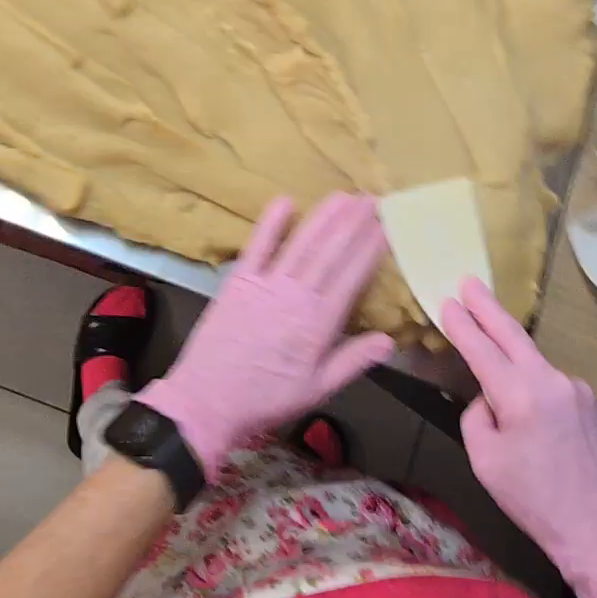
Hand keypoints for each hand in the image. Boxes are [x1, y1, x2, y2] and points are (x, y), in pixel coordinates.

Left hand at [137, 194, 394, 478]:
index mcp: (318, 323)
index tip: (387, 224)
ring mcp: (266, 284)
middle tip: (371, 198)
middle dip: (353, 223)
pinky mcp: (238, 281)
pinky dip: (271, 223)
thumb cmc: (266, 399)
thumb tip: (390, 340)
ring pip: (301, 244)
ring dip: (324, 217)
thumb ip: (353, 361)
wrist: (206, 402)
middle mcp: (295, 296)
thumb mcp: (317, 389)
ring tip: (343, 196)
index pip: (352, 276)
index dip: (370, 247)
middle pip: (330, 252)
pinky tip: (286, 200)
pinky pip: (257, 246)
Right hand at [442, 277, 596, 597]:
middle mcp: (550, 380)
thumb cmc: (533, 500)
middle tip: (468, 281)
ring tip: (490, 355)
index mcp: (520, 394)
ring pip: (531, 363)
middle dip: (486, 307)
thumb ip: (478, 416)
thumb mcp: (485, 461)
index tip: (446, 301)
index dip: (461, 325)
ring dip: (509, 355)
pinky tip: (531, 417)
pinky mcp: (589, 400)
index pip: (481, 349)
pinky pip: (549, 383)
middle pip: (511, 334)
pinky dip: (532, 386)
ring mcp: (574, 387)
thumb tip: (489, 398)